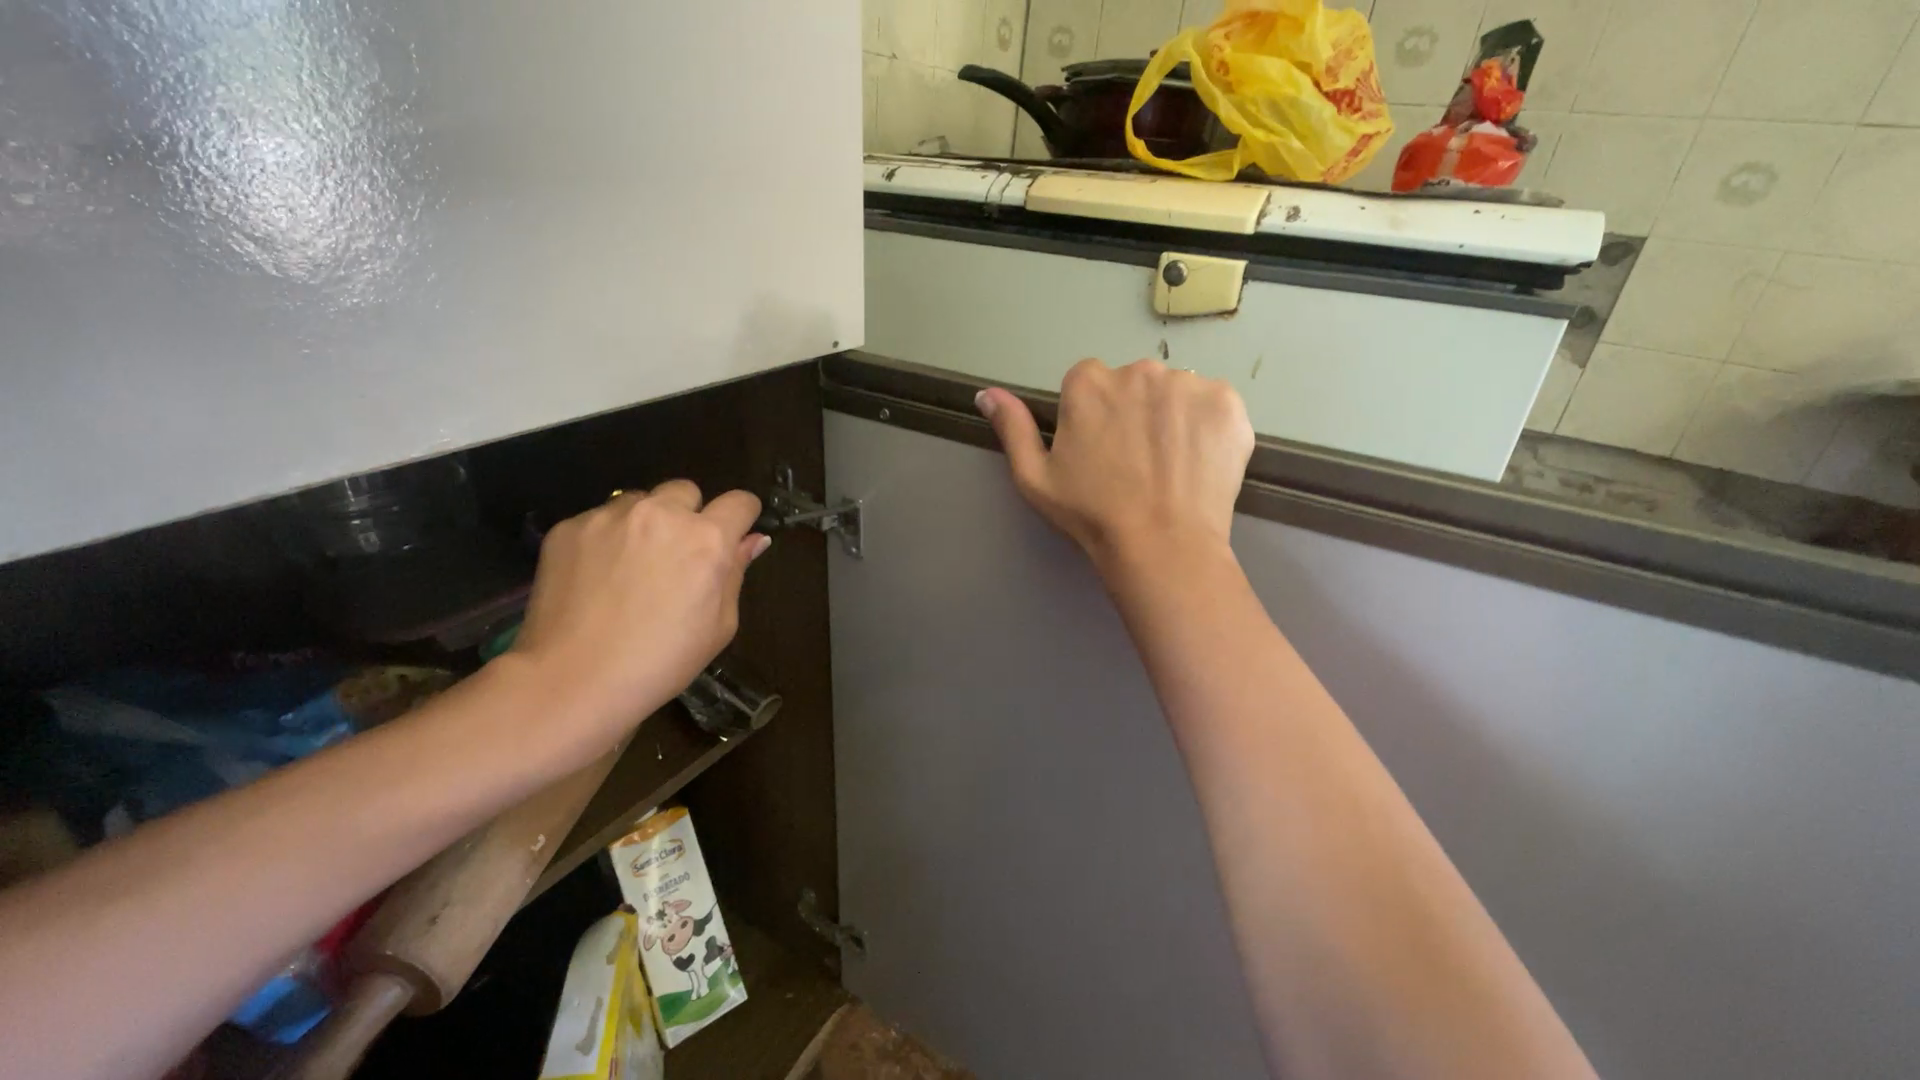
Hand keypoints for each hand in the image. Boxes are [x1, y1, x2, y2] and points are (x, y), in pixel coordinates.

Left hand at [510, 481, 767, 748]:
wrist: (571, 679)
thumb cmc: (659, 663)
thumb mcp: (718, 628)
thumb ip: (735, 574)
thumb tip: (751, 540)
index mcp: (706, 539)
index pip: (740, 502)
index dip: (742, 517)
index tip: (733, 535)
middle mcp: (661, 515)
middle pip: (686, 491)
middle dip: (689, 516)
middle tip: (677, 556)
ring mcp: (610, 516)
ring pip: (640, 501)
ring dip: (645, 524)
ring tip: (630, 567)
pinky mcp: (569, 527)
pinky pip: (599, 520)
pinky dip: (606, 540)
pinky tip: (596, 578)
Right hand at [976, 359, 1252, 573]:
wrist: (1161, 545)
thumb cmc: (1091, 514)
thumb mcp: (1035, 477)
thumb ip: (1013, 427)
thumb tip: (986, 393)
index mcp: (1089, 382)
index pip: (1090, 385)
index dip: (1095, 420)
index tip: (1102, 454)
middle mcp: (1139, 370)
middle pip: (1135, 384)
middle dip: (1135, 414)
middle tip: (1136, 464)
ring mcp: (1189, 384)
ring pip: (1176, 394)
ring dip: (1173, 419)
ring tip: (1169, 468)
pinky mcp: (1228, 404)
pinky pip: (1214, 407)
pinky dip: (1208, 430)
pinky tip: (1197, 464)